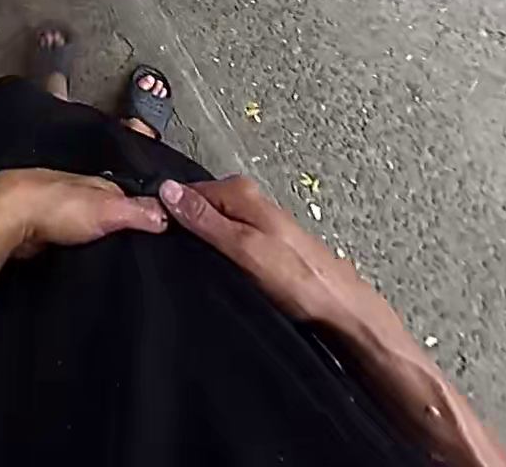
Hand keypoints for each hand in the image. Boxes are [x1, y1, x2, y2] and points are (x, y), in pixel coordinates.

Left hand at [0, 168, 167, 258]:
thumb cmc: (53, 206)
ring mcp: (57, 208)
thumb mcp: (105, 208)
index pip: (128, 194)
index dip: (144, 209)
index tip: (162, 225)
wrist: (8, 216)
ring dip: (96, 234)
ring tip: (115, 254)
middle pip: (105, 207)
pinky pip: (67, 236)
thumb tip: (166, 212)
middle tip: (141, 246)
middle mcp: (76, 191)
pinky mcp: (42, 228)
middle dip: (119, 222)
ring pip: (84, 221)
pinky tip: (83, 255)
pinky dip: (76, 244)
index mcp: (95, 183)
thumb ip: (136, 210)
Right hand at [158, 176, 404, 338]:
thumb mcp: (243, 248)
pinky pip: (224, 238)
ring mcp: (255, 219)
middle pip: (196, 206)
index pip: (183, 191)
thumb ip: (203, 218)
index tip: (159, 234)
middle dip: (185, 228)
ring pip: (210, 224)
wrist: (346, 316)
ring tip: (203, 264)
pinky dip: (217, 252)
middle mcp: (247, 198)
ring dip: (201, 242)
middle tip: (184, 254)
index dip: (168, 213)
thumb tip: (167, 189)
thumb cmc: (300, 282)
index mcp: (239, 190)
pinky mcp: (260, 241)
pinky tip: (221, 269)